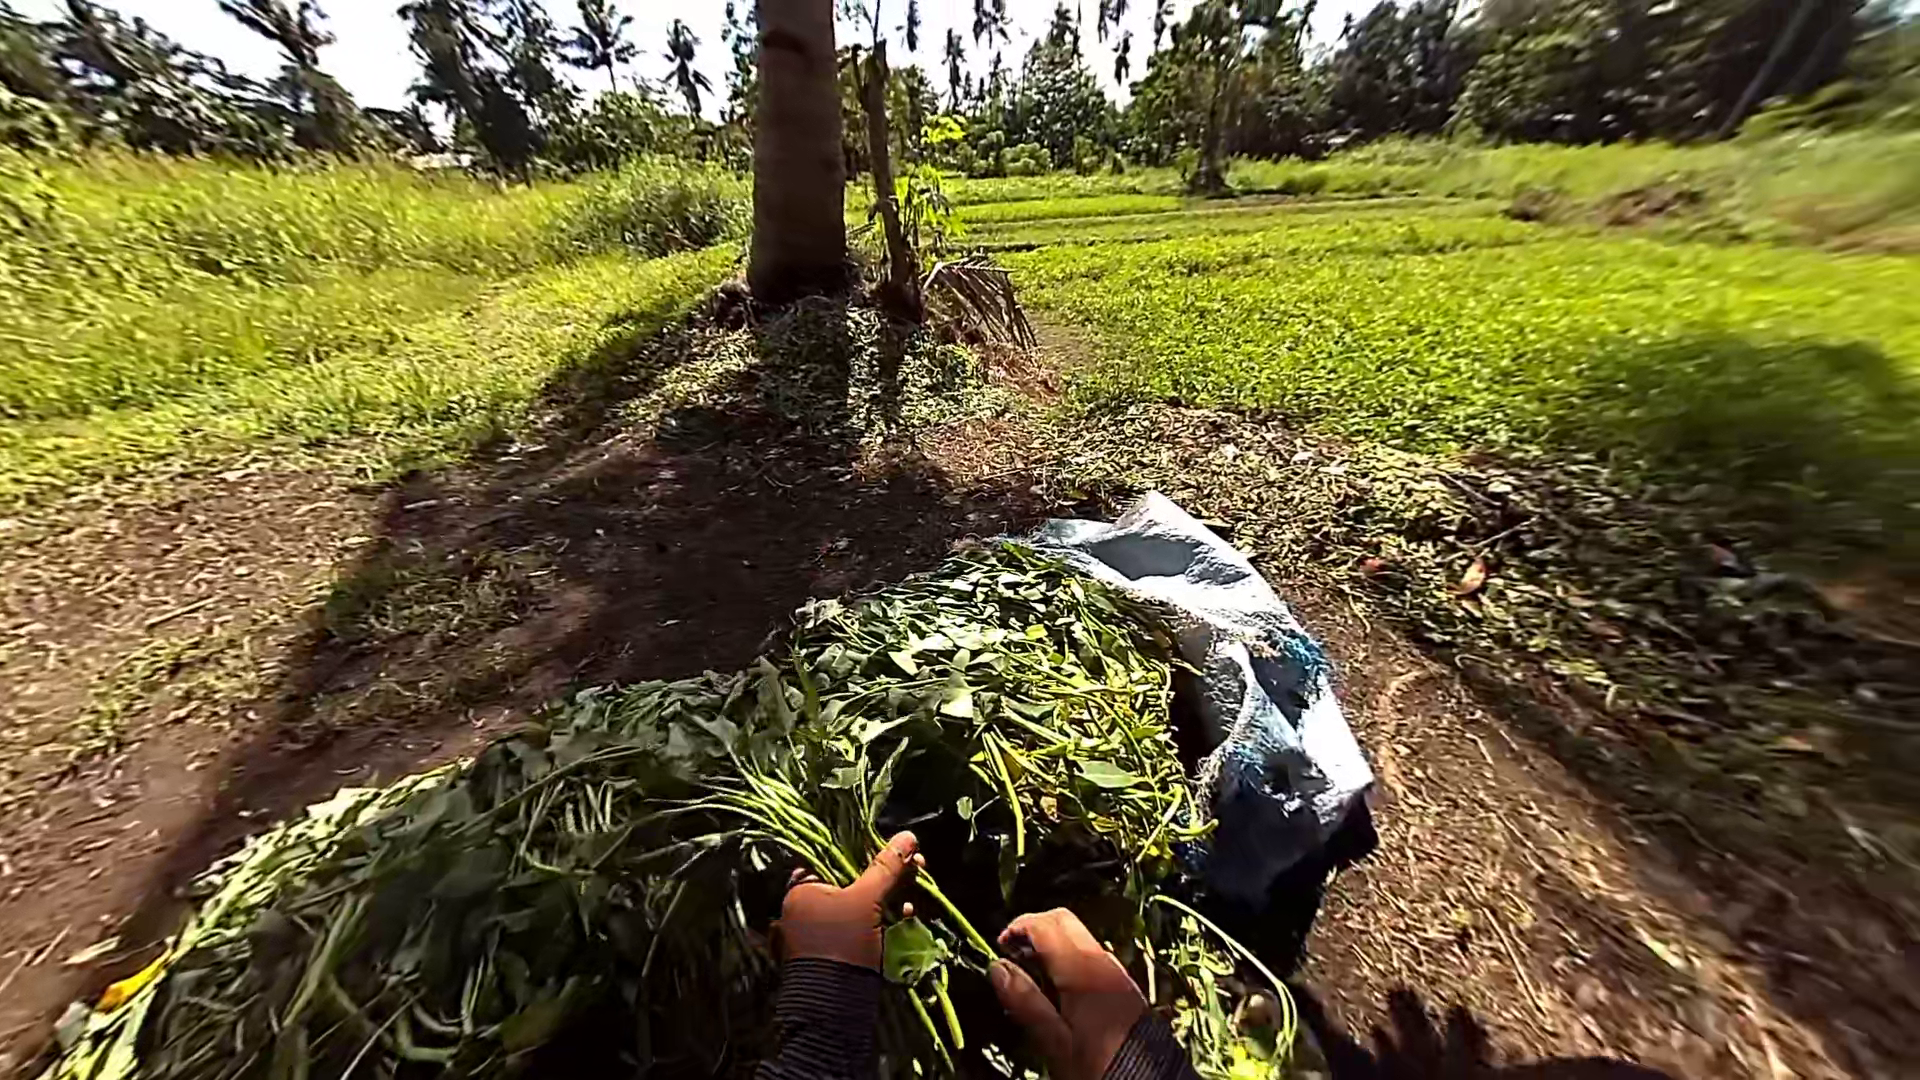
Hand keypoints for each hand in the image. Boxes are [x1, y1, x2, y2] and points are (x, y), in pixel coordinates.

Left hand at [774, 831, 923, 969]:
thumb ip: (886, 866)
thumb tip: (907, 835)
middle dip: (887, 873)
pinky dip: (883, 917)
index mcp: (802, 889)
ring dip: (890, 894)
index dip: (870, 849)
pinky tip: (908, 914)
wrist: (833, 1016)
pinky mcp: (836, 949)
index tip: (897, 850)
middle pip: (854, 877)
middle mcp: (807, 906)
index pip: (838, 854)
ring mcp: (821, 930)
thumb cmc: (842, 945)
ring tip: (916, 889)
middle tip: (915, 867)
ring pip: (861, 900)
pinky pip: (862, 923)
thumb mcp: (866, 900)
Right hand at [991, 908, 1147, 1079]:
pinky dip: (1068, 954)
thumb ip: (1026, 1003)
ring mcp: (1115, 969)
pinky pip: (1090, 952)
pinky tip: (1059, 985)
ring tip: (1032, 971)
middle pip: (1062, 919)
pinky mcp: (1123, 983)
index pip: (1044, 924)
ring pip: (1077, 934)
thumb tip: (997, 967)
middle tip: (1014, 953)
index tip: (999, 947)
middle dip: (1035, 927)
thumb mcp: (1056, 1044)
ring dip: (1052, 940)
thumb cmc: (1099, 1069)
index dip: (1017, 928)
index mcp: (1081, 968)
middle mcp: (1100, 958)